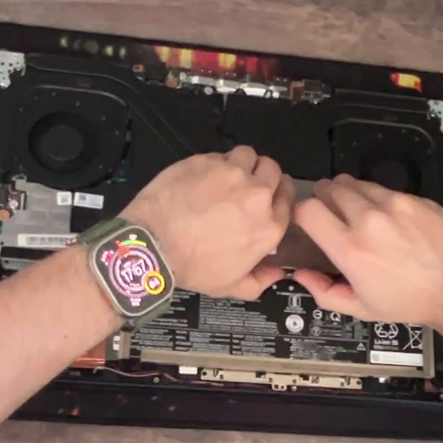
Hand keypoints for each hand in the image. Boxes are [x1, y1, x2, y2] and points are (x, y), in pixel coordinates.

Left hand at [124, 146, 291, 299]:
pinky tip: (201, 179)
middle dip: (263, 176)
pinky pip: (219, 155)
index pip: (288, 198)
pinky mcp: (206, 160)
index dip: (277, 196)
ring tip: (225, 177)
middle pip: (273, 171)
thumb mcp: (231, 287)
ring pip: (249, 155)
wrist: (155, 246)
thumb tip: (277, 274)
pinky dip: (214, 164)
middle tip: (246, 187)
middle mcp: (257, 195)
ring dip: (242, 164)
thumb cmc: (193, 268)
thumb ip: (260, 281)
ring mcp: (232, 173)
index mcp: (269, 226)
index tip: (267, 198)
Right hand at [291, 174, 442, 333]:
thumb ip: (325, 292)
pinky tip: (385, 215)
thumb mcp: (362, 308)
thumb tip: (301, 274)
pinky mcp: (415, 198)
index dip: (301, 214)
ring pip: (355, 183)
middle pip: (330, 189)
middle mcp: (368, 219)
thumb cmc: (411, 303)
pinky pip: (384, 190)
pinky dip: (376, 197)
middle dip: (323, 198)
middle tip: (328, 212)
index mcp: (350, 249)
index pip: (307, 210)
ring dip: (347, 193)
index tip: (307, 222)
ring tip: (353, 209)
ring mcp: (394, 204)